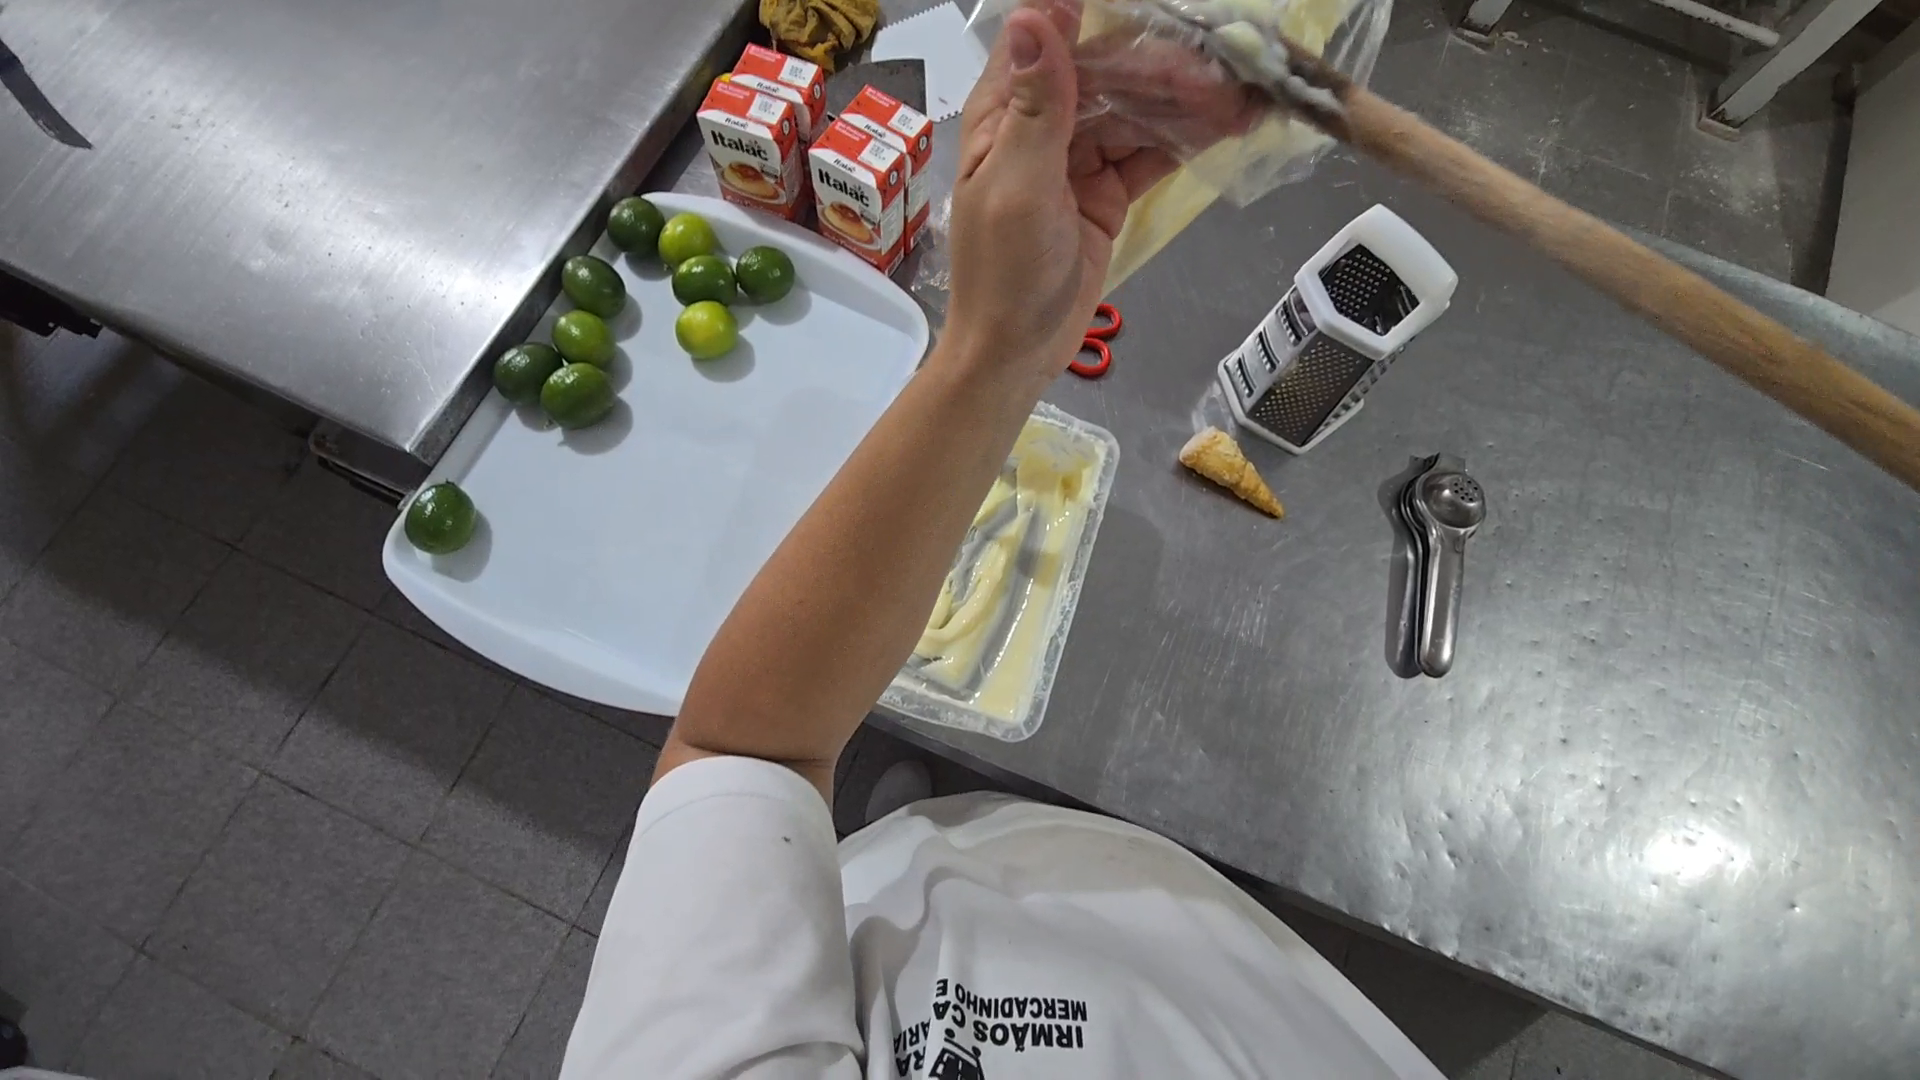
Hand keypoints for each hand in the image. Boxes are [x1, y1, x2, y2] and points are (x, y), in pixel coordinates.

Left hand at [940, 1, 1258, 394]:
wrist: (1015, 351)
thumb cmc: (1004, 274)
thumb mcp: (1018, 187)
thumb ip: (1036, 106)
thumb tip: (1037, 9)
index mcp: (1005, 113)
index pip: (1056, 39)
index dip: (1106, 18)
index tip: (1169, 12)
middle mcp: (1041, 125)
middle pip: (1110, 73)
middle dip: (1168, 69)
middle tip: (1233, 70)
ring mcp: (1077, 160)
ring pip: (1137, 112)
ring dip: (1189, 103)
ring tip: (1249, 95)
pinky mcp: (1105, 193)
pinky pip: (1149, 153)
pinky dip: (1186, 140)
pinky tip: (1229, 125)